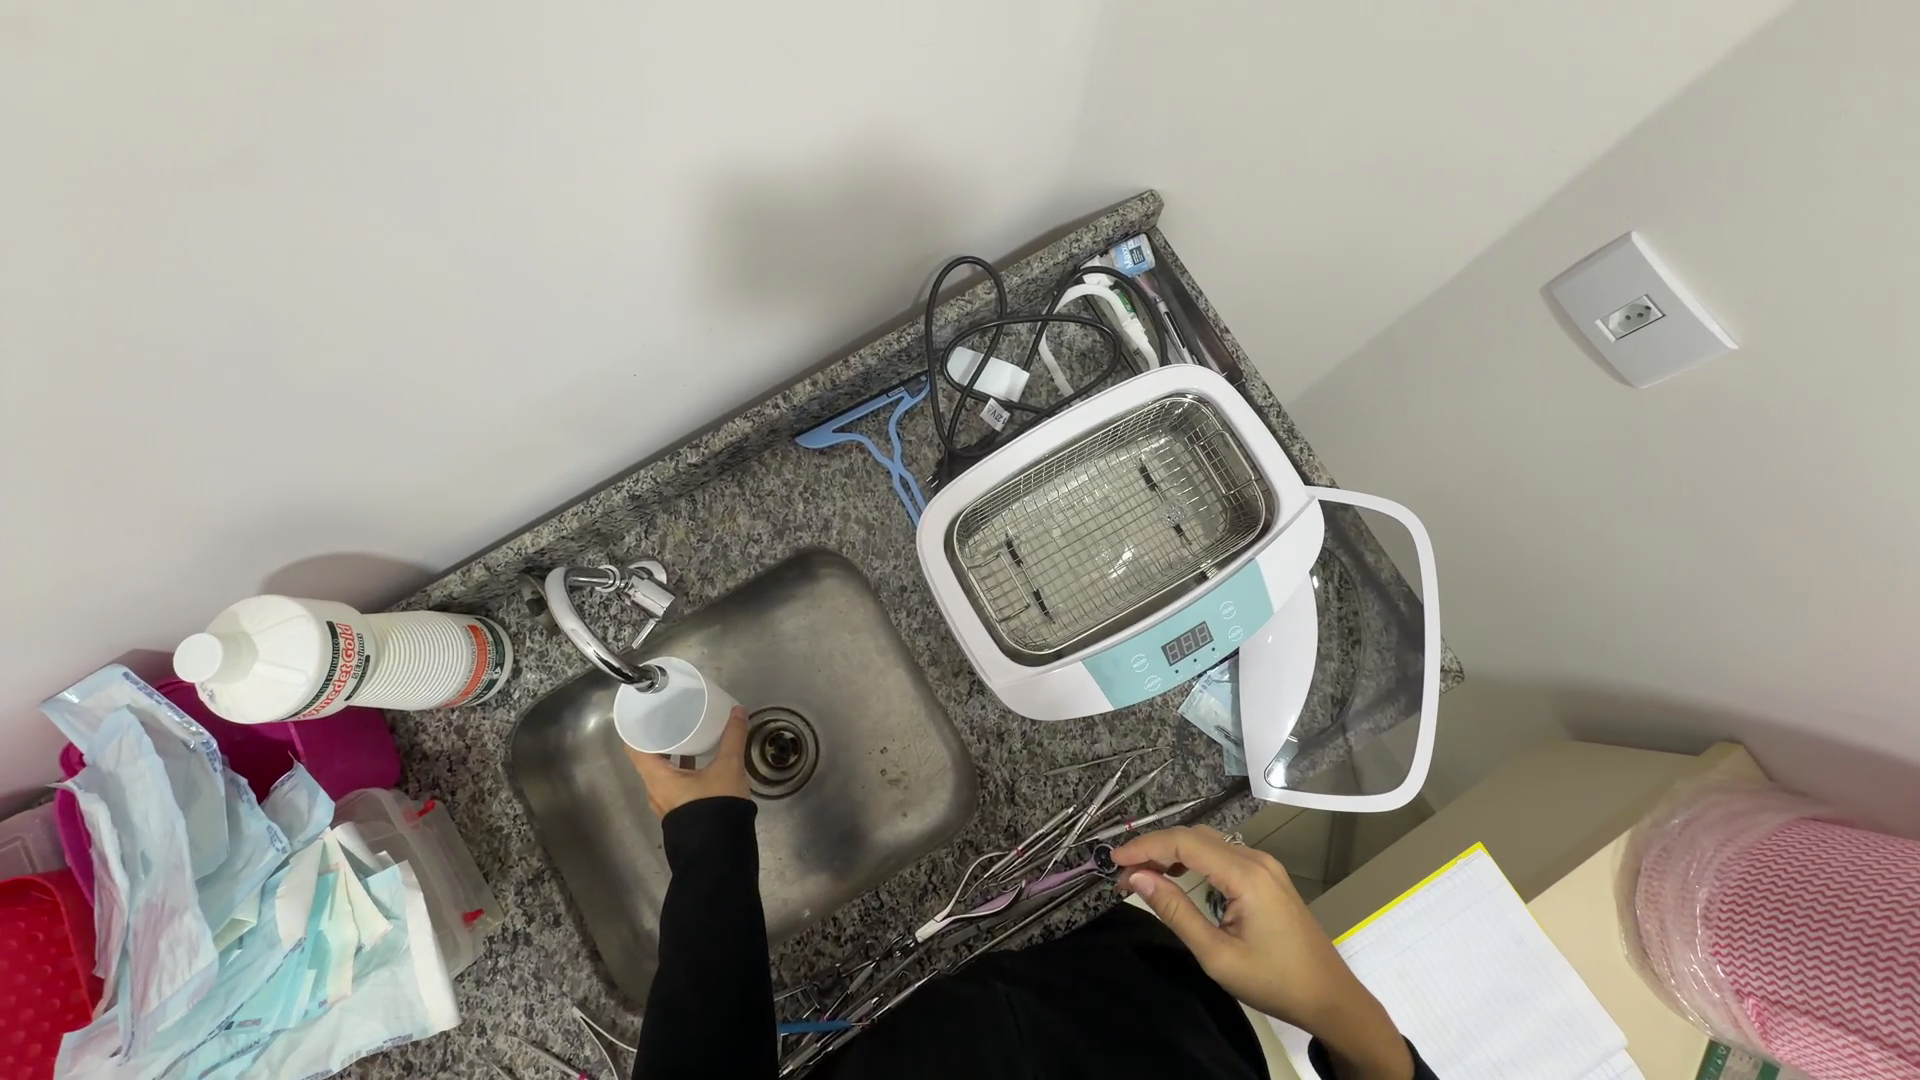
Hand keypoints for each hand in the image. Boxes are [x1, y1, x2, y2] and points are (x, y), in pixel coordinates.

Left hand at [624, 706, 751, 818]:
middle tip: (673, 717)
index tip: (648, 712)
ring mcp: (667, 802)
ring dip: (672, 754)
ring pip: (662, 772)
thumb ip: (733, 737)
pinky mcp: (680, 810)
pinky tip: (699, 760)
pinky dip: (682, 768)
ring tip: (687, 735)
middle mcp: (655, 790)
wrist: (721, 848)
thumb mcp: (728, 766)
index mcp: (657, 778)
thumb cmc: (715, 804)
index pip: (634, 749)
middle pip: (648, 759)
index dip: (637, 729)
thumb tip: (738, 710)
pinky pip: (674, 782)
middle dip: (660, 738)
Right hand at [1113, 826, 1413, 1079]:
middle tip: (1123, 870)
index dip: (1145, 847)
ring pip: (1207, 842)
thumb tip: (1136, 878)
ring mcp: (1264, 865)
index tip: (1114, 860)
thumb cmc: (1274, 982)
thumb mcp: (1217, 955)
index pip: (1184, 843)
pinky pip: (1222, 854)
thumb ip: (1175, 912)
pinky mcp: (1267, 875)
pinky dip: (1193, 858)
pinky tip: (1177, 874)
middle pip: (1194, 836)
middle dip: (1154, 848)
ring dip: (1172, 851)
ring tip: (1143, 873)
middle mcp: (1255, 858)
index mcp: (1245, 874)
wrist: (1332, 999)